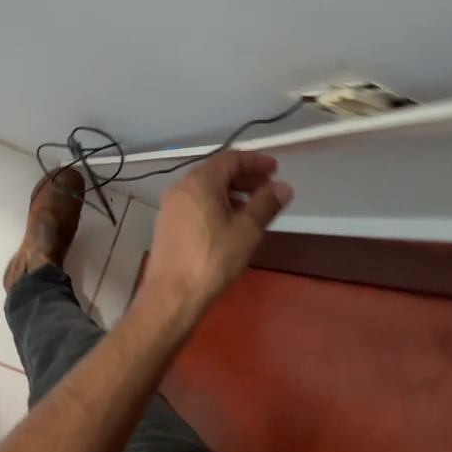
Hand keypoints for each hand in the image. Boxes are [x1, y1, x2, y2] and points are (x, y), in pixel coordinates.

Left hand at [141, 152, 292, 316]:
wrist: (172, 293)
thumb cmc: (213, 259)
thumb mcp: (246, 231)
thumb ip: (265, 204)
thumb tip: (283, 186)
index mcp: (200, 182)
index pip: (230, 159)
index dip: (255, 161)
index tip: (275, 168)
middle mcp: (181, 187)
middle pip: (217, 172)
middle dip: (245, 177)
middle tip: (268, 187)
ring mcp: (171, 205)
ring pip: (206, 188)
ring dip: (231, 192)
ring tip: (253, 206)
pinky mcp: (168, 223)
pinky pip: (196, 203)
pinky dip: (216, 204)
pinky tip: (230, 222)